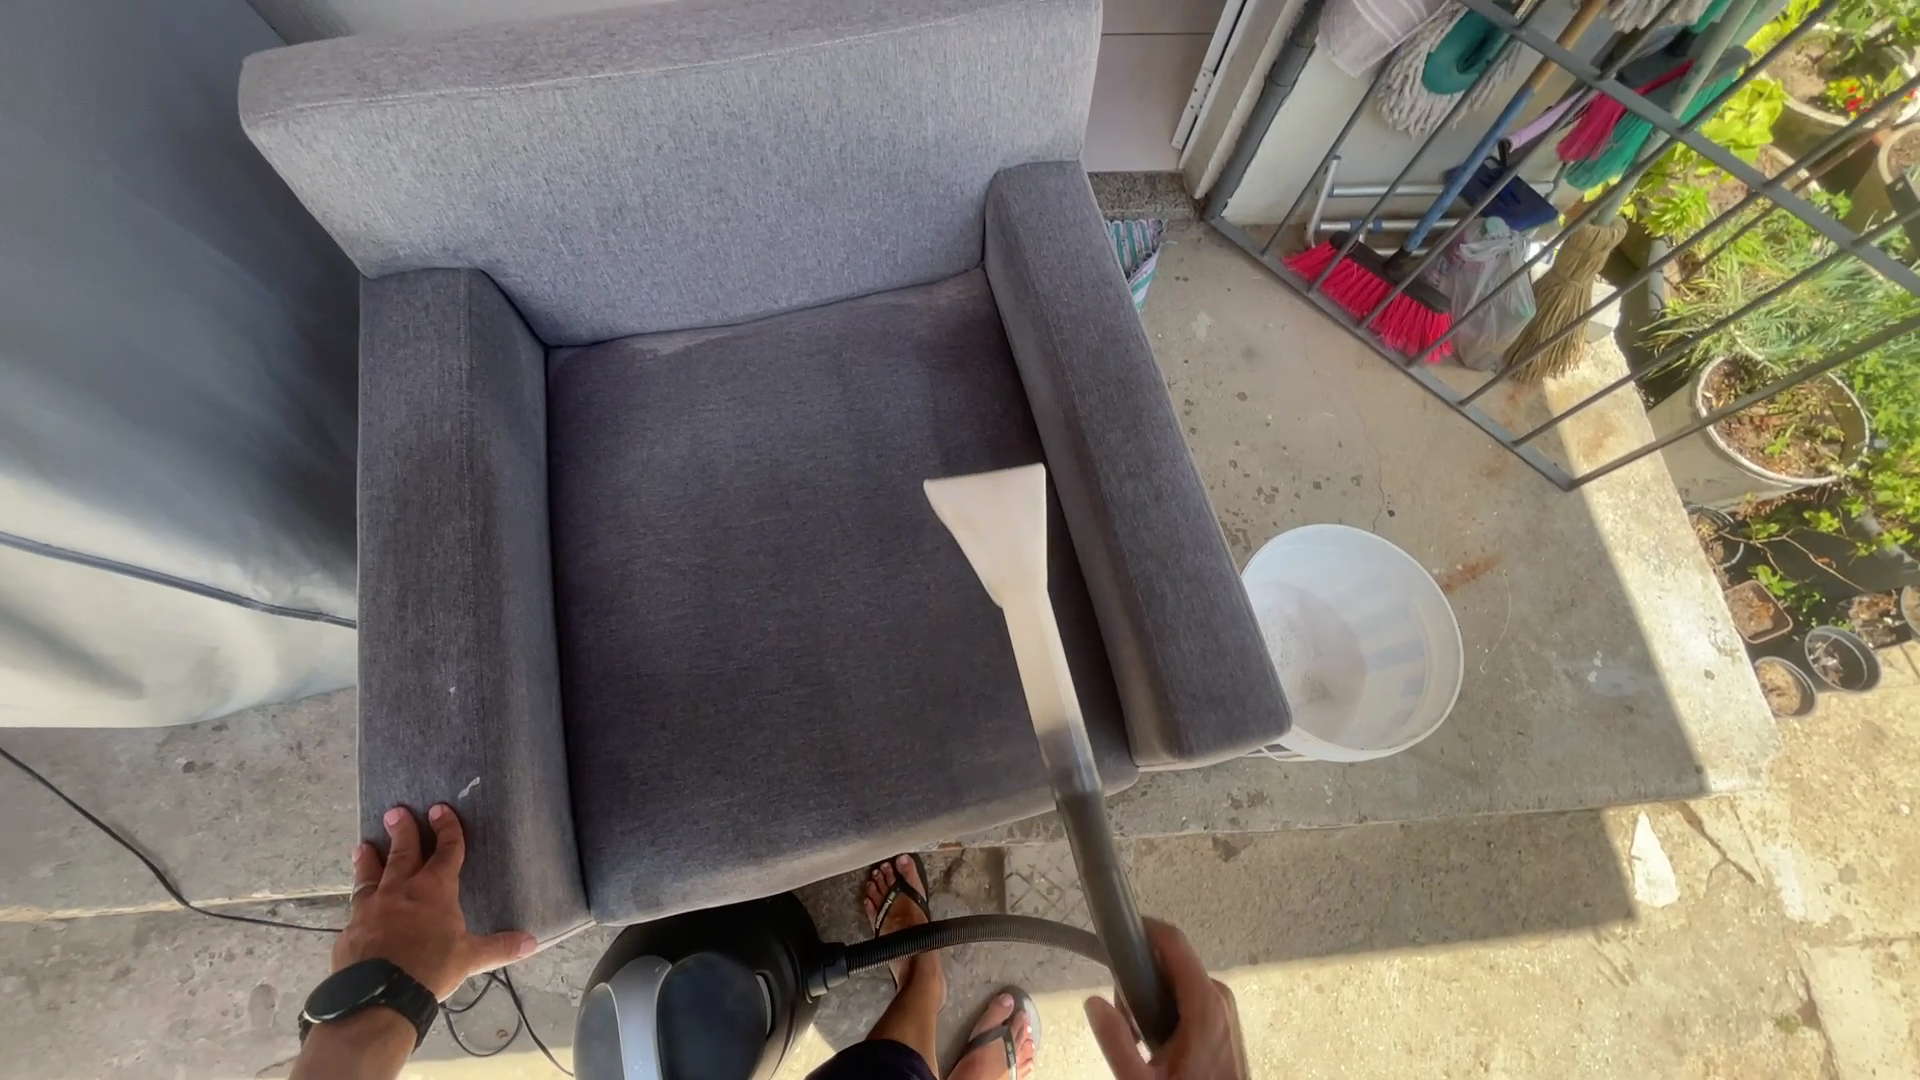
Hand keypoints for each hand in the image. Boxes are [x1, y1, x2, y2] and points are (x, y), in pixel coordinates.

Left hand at [334, 803, 536, 1000]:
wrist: (376, 1000)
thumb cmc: (429, 968)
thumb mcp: (469, 957)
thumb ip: (499, 946)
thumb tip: (532, 942)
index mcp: (434, 889)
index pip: (446, 849)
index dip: (447, 828)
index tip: (440, 808)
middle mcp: (401, 891)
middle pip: (403, 853)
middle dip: (403, 831)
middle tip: (396, 811)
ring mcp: (370, 910)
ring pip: (370, 876)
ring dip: (369, 859)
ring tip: (363, 844)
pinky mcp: (348, 933)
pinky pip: (355, 908)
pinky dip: (359, 899)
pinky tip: (357, 902)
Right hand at [1084, 920, 1247, 1079]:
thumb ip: (1115, 1042)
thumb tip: (1093, 1002)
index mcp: (1204, 1003)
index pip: (1172, 940)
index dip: (1142, 928)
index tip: (1114, 938)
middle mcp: (1218, 996)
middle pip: (1169, 960)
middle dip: (1138, 978)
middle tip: (1123, 1015)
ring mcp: (1224, 1008)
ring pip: (1176, 978)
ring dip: (1150, 996)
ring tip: (1139, 1038)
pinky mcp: (1224, 1021)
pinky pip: (1187, 995)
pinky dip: (1166, 1007)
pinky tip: (1156, 1043)